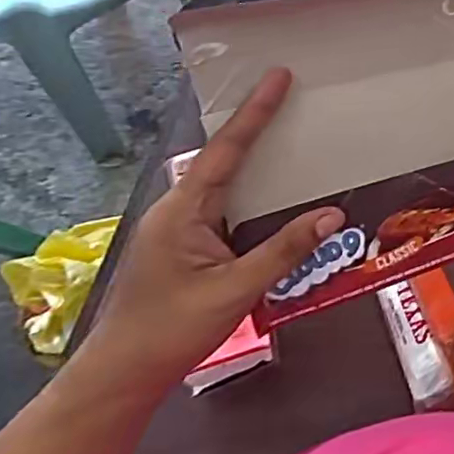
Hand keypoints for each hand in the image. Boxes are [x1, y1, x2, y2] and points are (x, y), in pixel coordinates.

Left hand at [73, 69, 343, 396]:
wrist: (121, 377)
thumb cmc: (172, 331)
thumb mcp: (236, 290)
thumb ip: (285, 250)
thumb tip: (332, 215)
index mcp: (183, 211)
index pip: (226, 151)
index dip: (255, 112)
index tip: (278, 76)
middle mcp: (177, 209)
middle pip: (222, 156)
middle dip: (255, 123)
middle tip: (290, 95)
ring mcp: (178, 227)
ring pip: (222, 180)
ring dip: (252, 156)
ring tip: (288, 134)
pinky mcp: (184, 244)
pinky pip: (223, 202)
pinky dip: (250, 188)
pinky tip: (272, 193)